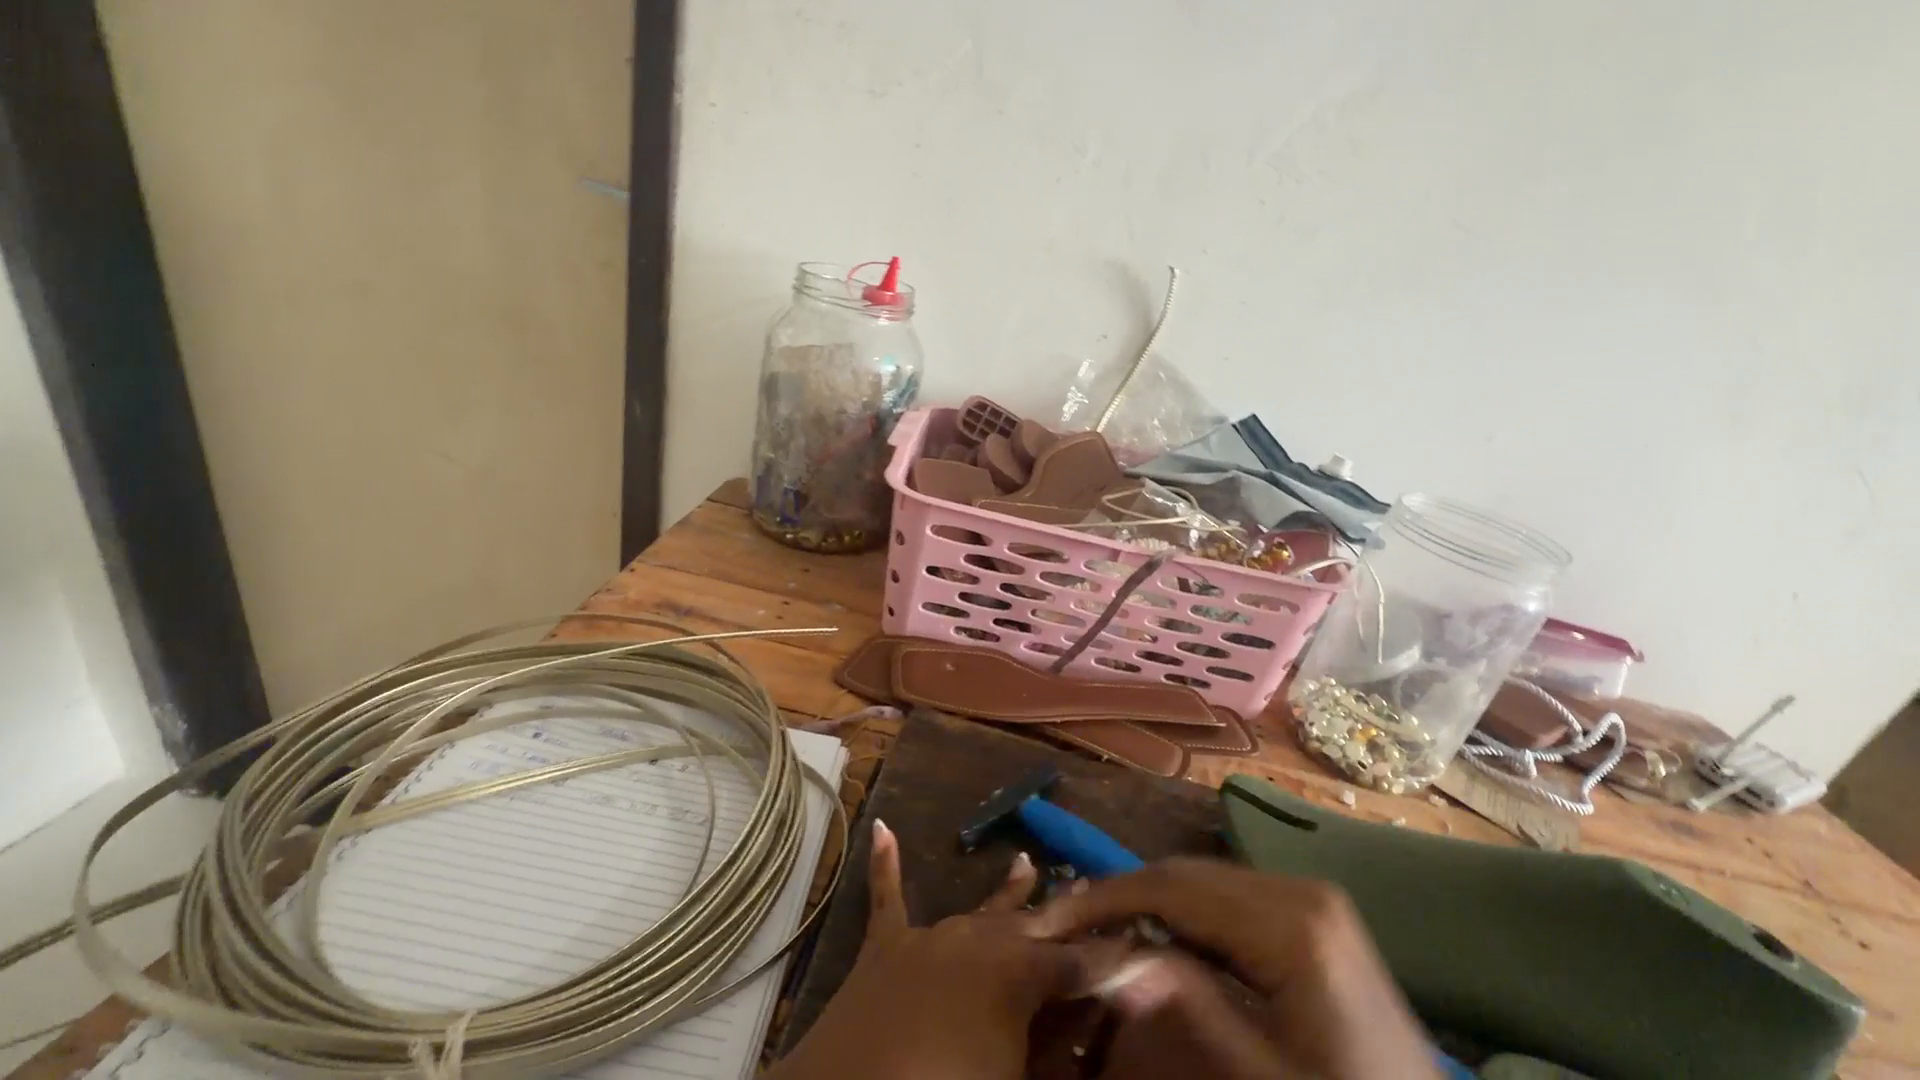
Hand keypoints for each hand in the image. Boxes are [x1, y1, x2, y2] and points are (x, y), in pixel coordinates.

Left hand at [768, 820, 1084, 1079]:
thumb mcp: (1018, 1074)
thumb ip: (1052, 1044)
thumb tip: (1078, 1026)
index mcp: (1020, 970)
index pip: (1082, 962)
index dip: (1115, 958)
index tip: (1142, 946)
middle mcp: (980, 939)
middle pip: (1033, 925)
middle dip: (1066, 915)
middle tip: (1096, 895)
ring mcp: (931, 938)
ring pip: (978, 908)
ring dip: (1006, 891)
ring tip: (1027, 864)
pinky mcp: (885, 947)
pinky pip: (886, 897)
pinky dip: (884, 865)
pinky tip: (882, 829)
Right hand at [1028, 857, 1442, 1079]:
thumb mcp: (1263, 1075)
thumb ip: (1190, 1009)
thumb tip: (1111, 959)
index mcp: (1291, 923)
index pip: (1171, 886)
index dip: (1103, 900)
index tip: (1048, 922)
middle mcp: (1301, 890)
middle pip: (1184, 874)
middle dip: (1119, 897)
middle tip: (1063, 929)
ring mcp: (1312, 896)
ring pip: (1203, 880)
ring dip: (1147, 903)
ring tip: (1098, 934)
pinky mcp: (1315, 913)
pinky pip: (1231, 897)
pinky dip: (1185, 912)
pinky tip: (1159, 940)